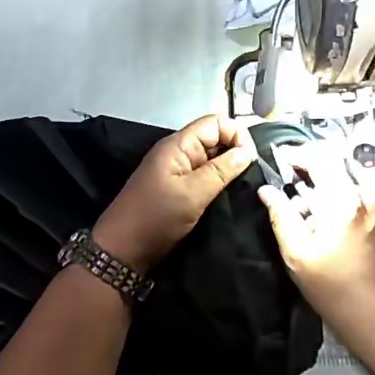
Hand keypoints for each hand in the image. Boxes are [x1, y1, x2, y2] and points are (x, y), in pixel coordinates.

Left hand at [92, 114, 255, 270]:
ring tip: (243, 187)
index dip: (237, 135)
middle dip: (236, 152)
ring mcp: (177, 171)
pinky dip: (218, 182)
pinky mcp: (178, 188)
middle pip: (215, 139)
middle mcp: (178, 153)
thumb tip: (248, 152)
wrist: (122, 251)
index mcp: (178, 145)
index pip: (215, 123)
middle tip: (251, 177)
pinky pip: (204, 176)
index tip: (251, 161)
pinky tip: (228, 196)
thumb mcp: (192, 194)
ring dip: (228, 169)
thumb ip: (221, 171)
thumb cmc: (155, 219)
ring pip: (212, 159)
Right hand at [258, 146, 374, 349]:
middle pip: (332, 169)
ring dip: (317, 189)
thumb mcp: (298, 254)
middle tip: (281, 184)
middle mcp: (364, 196)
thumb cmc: (337, 289)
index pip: (319, 159)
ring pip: (340, 185)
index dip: (295, 155)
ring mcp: (374, 210)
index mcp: (345, 199)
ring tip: (295, 206)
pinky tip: (315, 222)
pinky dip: (329, 202)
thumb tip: (266, 191)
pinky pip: (349, 200)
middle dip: (305, 172)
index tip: (275, 159)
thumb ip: (281, 217)